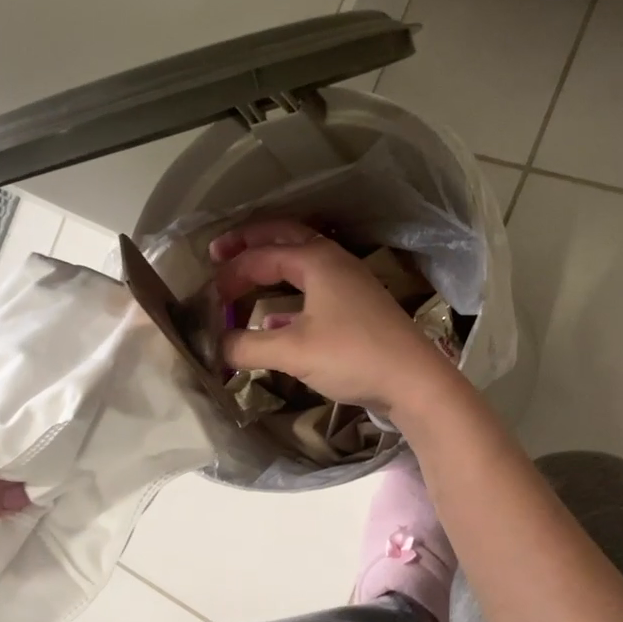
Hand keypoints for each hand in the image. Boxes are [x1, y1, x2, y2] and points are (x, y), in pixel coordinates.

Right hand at [209, 220, 462, 416]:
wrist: (415, 381)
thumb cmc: (353, 356)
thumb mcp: (293, 352)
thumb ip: (247, 345)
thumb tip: (216, 346)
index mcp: (317, 260)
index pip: (261, 255)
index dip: (229, 272)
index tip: (207, 296)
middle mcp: (334, 262)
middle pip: (285, 240)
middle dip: (250, 243)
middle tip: (219, 251)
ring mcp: (350, 285)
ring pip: (301, 265)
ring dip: (271, 269)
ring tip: (244, 282)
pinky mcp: (359, 310)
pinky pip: (314, 291)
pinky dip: (289, 298)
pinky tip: (275, 323)